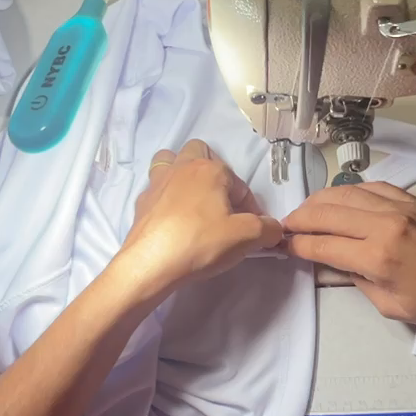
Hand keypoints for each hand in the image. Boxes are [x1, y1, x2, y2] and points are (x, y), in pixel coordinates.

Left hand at [109, 140, 282, 299]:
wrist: (151, 264)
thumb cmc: (201, 242)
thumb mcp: (246, 237)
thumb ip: (267, 229)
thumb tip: (274, 228)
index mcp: (210, 170)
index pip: (240, 184)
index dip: (251, 207)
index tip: (253, 230)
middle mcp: (181, 168)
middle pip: (199, 152)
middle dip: (213, 170)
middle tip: (220, 200)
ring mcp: (157, 183)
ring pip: (169, 161)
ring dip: (182, 173)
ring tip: (192, 199)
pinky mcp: (141, 203)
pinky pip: (156, 189)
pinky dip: (166, 197)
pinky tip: (172, 219)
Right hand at [282, 182, 415, 328]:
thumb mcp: (391, 306)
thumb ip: (358, 280)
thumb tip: (334, 263)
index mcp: (378, 255)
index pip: (322, 245)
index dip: (295, 245)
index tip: (280, 245)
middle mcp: (385, 223)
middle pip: (326, 211)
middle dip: (299, 219)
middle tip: (285, 227)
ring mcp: (400, 206)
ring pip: (346, 192)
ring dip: (320, 201)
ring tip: (307, 212)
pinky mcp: (413, 199)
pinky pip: (371, 187)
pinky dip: (349, 193)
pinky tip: (341, 201)